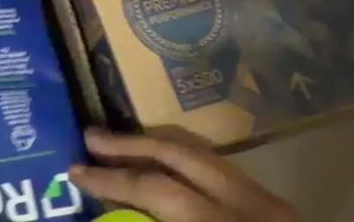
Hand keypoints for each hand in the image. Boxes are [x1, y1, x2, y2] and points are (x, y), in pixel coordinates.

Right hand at [70, 128, 298, 221]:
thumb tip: (119, 219)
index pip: (159, 192)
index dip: (112, 182)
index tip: (73, 172)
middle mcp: (250, 208)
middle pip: (180, 156)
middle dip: (130, 146)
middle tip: (88, 139)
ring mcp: (270, 205)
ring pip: (205, 154)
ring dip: (158, 144)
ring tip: (121, 144)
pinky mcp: (280, 210)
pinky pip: (223, 169)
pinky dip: (187, 160)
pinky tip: (168, 168)